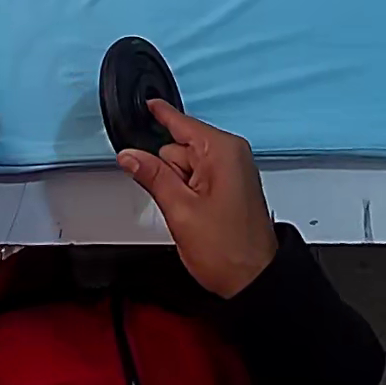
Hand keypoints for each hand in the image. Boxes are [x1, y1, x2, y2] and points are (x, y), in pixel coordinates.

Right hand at [116, 99, 277, 297]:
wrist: (255, 281)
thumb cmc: (228, 250)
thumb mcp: (181, 210)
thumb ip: (153, 176)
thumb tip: (130, 155)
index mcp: (221, 150)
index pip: (182, 123)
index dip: (161, 115)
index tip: (148, 103)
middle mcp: (231, 153)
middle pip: (180, 147)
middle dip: (170, 171)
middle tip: (179, 203)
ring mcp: (233, 168)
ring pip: (187, 164)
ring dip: (180, 185)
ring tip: (193, 214)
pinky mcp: (232, 182)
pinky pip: (200, 175)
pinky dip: (191, 190)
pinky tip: (197, 212)